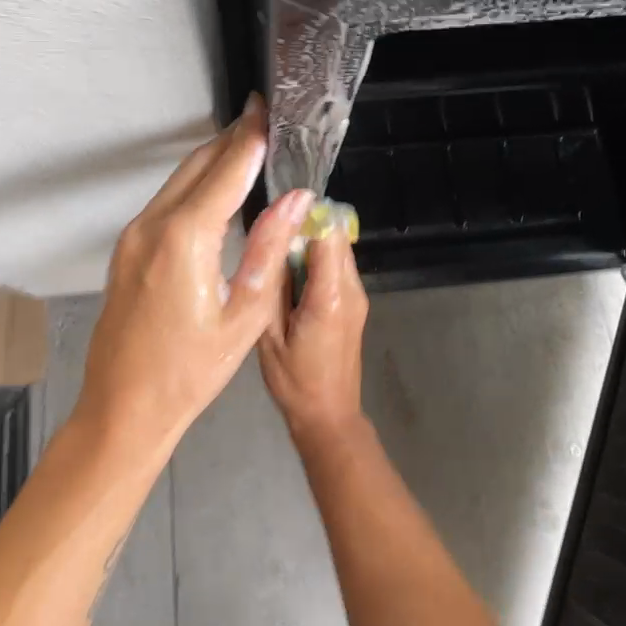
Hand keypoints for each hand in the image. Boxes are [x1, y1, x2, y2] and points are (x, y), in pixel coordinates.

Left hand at [75, 94, 314, 458]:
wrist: (125, 405)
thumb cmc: (192, 370)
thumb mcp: (245, 314)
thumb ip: (270, 248)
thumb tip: (297, 199)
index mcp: (185, 238)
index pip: (226, 171)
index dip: (251, 138)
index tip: (267, 108)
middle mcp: (152, 225)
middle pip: (197, 165)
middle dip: (231, 139)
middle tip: (262, 118)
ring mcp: (133, 235)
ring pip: (178, 180)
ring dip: (211, 160)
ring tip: (247, 146)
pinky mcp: (126, 248)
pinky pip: (165, 201)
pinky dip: (194, 185)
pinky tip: (215, 188)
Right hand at [259, 227, 369, 441]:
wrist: (328, 416)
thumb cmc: (294, 381)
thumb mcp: (268, 334)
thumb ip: (274, 284)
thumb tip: (275, 239)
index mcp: (330, 295)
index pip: (328, 234)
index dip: (305, 214)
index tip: (276, 209)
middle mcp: (351, 289)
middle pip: (334, 236)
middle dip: (304, 227)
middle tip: (268, 232)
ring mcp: (357, 296)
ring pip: (335, 249)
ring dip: (308, 244)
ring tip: (274, 253)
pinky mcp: (354, 303)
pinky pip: (335, 268)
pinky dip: (314, 261)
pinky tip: (288, 275)